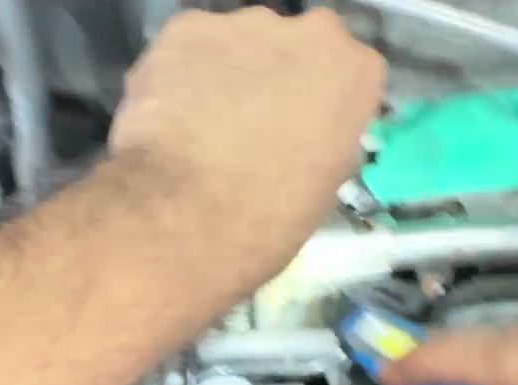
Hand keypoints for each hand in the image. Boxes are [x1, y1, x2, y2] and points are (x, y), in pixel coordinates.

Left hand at [108, 7, 384, 287]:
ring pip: (232, 47)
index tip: (286, 136)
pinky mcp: (186, 31)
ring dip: (218, 81)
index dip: (307, 108)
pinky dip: (172, 81)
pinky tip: (162, 125)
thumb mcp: (317, 196)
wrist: (185, 222)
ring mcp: (246, 25)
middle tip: (236, 135)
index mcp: (355, 75)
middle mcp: (311, 33)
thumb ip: (319, 149)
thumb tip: (302, 146)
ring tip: (192, 135)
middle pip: (288, 51)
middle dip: (265, 83)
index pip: (340, 78)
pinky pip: (182, 53)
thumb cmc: (262, 226)